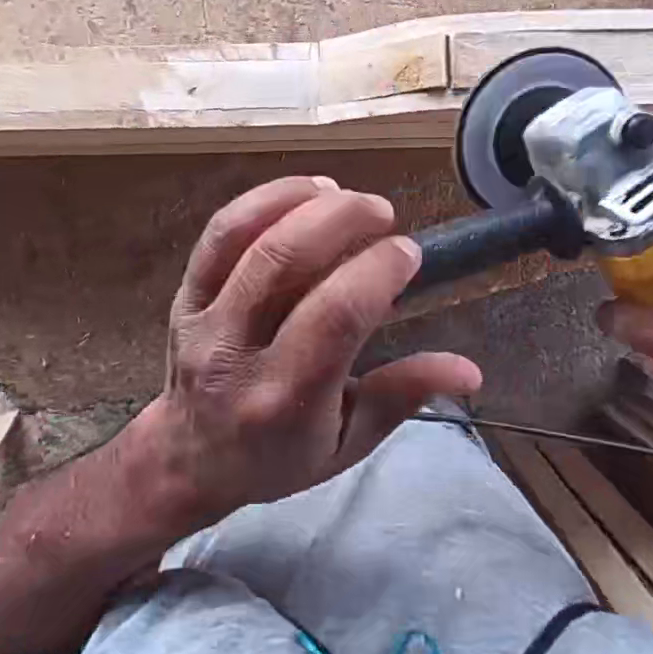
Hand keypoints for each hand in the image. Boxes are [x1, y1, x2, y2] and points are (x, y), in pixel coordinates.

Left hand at [123, 177, 482, 528]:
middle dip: (340, 220)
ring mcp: (200, 319)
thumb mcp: (347, 446)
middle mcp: (235, 351)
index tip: (407, 252)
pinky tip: (299, 194)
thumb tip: (469, 368)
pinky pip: (215, 237)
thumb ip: (401, 398)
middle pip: (282, 261)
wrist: (190, 460)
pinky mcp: (183, 297)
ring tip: (342, 194)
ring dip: (296, 201)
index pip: (333, 316)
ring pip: (241, 239)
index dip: (376, 270)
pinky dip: (257, 204)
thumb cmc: (276, 458)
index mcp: (284, 396)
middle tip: (381, 212)